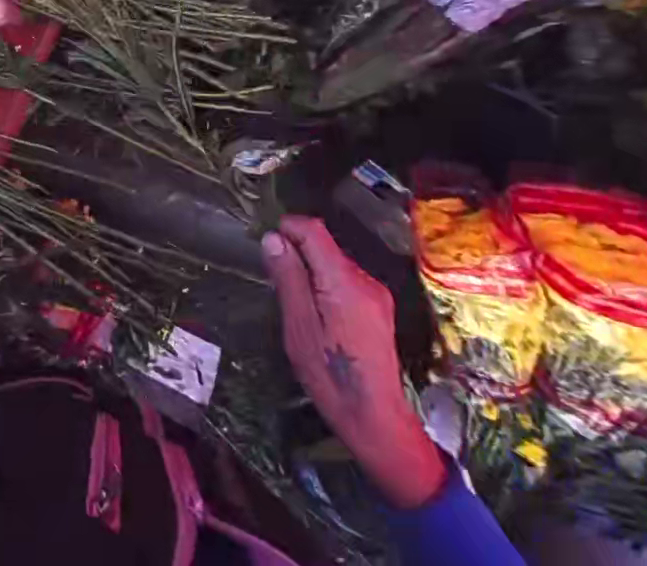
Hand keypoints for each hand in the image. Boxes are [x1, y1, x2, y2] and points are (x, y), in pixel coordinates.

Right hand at [263, 216, 446, 509]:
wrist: (377, 420)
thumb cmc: (331, 377)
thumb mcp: (299, 328)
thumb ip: (289, 279)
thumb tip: (273, 238)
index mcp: (344, 281)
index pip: (314, 231)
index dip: (288, 227)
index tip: (266, 240)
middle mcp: (365, 279)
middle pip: (326, 246)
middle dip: (298, 251)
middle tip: (274, 275)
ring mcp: (376, 293)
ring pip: (336, 263)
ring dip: (312, 269)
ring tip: (293, 299)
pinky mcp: (380, 308)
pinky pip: (347, 281)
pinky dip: (327, 284)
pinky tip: (317, 313)